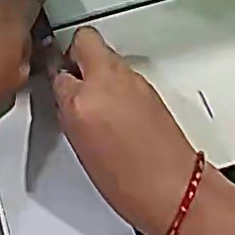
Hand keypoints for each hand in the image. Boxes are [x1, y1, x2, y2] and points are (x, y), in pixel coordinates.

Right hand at [52, 27, 226, 234]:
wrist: (177, 193)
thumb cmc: (131, 183)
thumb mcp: (80, 147)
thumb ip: (69, 111)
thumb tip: (66, 95)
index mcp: (81, 101)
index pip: (57, 71)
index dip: (57, 78)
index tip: (58, 84)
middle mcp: (107, 81)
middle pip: (84, 40)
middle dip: (75, 52)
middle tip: (73, 76)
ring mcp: (132, 80)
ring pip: (106, 54)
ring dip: (98, 68)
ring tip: (98, 97)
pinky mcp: (150, 86)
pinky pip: (124, 72)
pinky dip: (117, 83)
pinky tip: (117, 108)